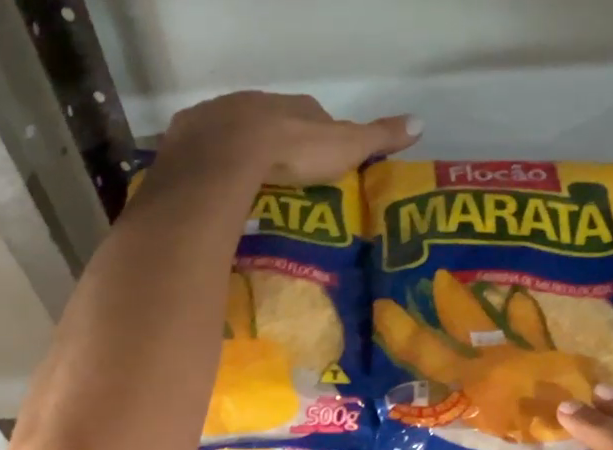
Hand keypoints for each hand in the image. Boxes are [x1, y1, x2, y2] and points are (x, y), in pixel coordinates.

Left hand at [157, 91, 419, 185]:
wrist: (229, 153)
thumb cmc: (292, 151)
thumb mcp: (344, 147)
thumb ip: (378, 137)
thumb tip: (420, 122)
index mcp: (295, 108)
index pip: (311, 117)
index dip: (317, 136)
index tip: (320, 159)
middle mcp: (257, 104)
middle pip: (272, 121)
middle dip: (277, 142)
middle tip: (284, 174)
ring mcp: (220, 117)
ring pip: (235, 132)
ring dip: (242, 151)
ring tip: (249, 183)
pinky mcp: (192, 136)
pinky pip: (204, 147)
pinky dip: (211, 161)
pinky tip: (214, 182)